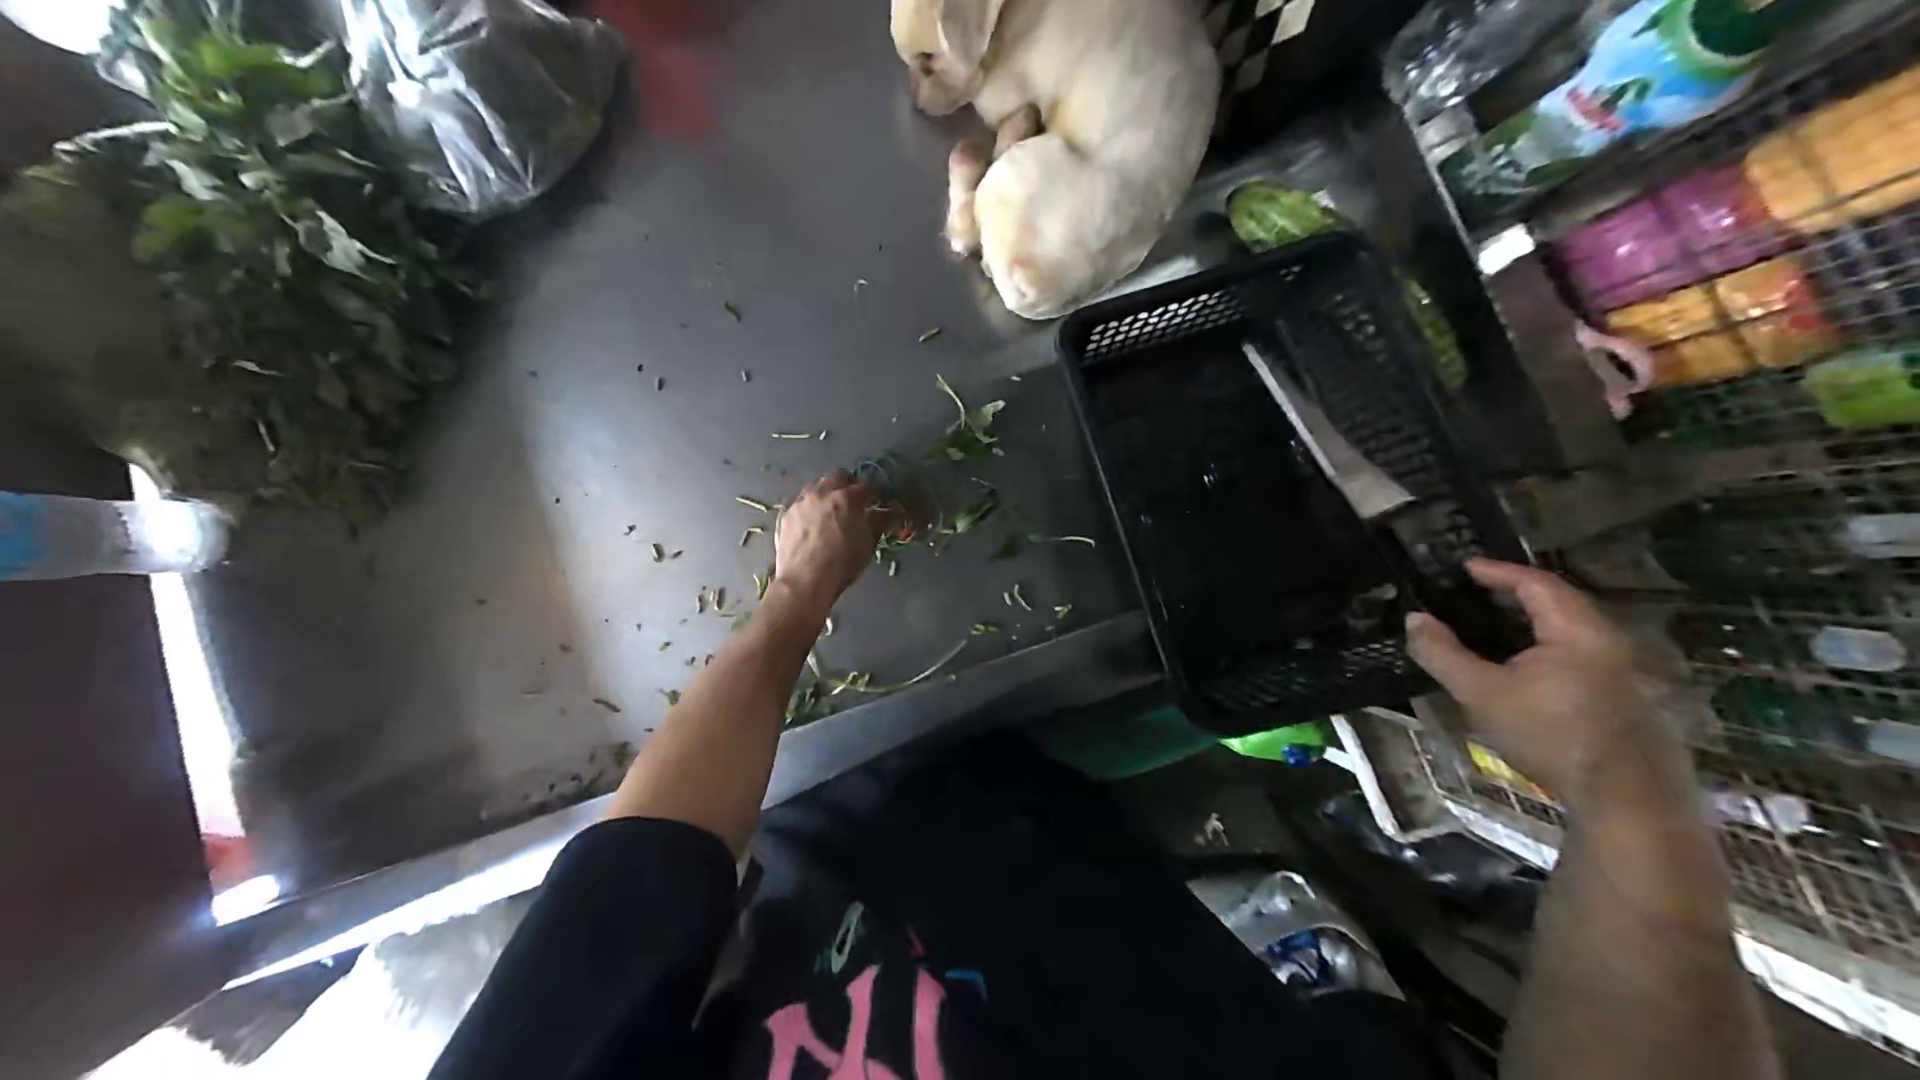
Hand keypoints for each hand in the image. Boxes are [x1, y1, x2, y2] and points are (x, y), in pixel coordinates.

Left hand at [773, 471, 895, 613]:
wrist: (804, 581)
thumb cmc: (842, 564)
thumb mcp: (867, 545)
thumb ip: (878, 523)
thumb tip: (887, 512)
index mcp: (847, 498)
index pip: (865, 486)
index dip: (873, 494)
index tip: (875, 502)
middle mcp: (822, 493)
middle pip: (838, 476)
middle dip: (848, 484)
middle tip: (853, 502)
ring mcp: (801, 502)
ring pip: (817, 487)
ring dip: (827, 494)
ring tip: (831, 512)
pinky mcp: (787, 515)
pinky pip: (802, 504)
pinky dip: (811, 509)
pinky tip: (812, 525)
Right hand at [1405, 558, 1664, 806]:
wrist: (1625, 799)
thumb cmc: (1550, 736)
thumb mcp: (1481, 693)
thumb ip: (1443, 653)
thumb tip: (1413, 619)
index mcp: (1578, 631)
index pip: (1536, 583)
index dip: (1497, 571)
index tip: (1462, 568)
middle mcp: (1609, 640)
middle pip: (1559, 601)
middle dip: (1513, 591)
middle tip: (1471, 591)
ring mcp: (1623, 668)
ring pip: (1570, 627)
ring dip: (1529, 618)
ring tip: (1488, 622)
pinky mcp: (1624, 694)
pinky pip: (1577, 649)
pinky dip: (1543, 641)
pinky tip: (1521, 661)